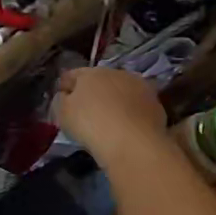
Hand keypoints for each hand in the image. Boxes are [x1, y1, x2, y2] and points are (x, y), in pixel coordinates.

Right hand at [54, 67, 170, 164]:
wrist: (132, 142)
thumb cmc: (90, 124)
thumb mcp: (63, 113)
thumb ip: (60, 100)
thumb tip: (65, 95)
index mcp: (90, 72)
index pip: (72, 75)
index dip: (65, 86)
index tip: (62, 99)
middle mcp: (116, 72)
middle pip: (100, 80)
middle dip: (93, 92)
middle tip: (86, 111)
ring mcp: (139, 86)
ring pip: (121, 91)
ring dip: (114, 101)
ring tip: (109, 120)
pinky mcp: (155, 103)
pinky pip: (136, 106)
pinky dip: (130, 113)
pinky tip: (126, 127)